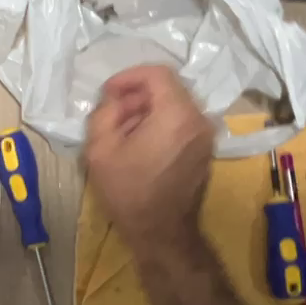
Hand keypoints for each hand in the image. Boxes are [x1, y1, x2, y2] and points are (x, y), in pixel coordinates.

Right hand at [84, 65, 215, 261]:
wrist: (160, 230)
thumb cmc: (127, 190)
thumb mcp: (99, 150)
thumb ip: (104, 114)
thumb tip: (115, 100)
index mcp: (175, 114)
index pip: (157, 74)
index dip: (128, 77)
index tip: (107, 93)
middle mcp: (198, 118)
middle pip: (168, 89)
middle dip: (136, 96)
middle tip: (111, 116)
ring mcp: (206, 135)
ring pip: (175, 106)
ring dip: (147, 112)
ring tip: (122, 133)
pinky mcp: (204, 149)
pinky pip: (181, 123)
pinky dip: (160, 124)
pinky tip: (139, 146)